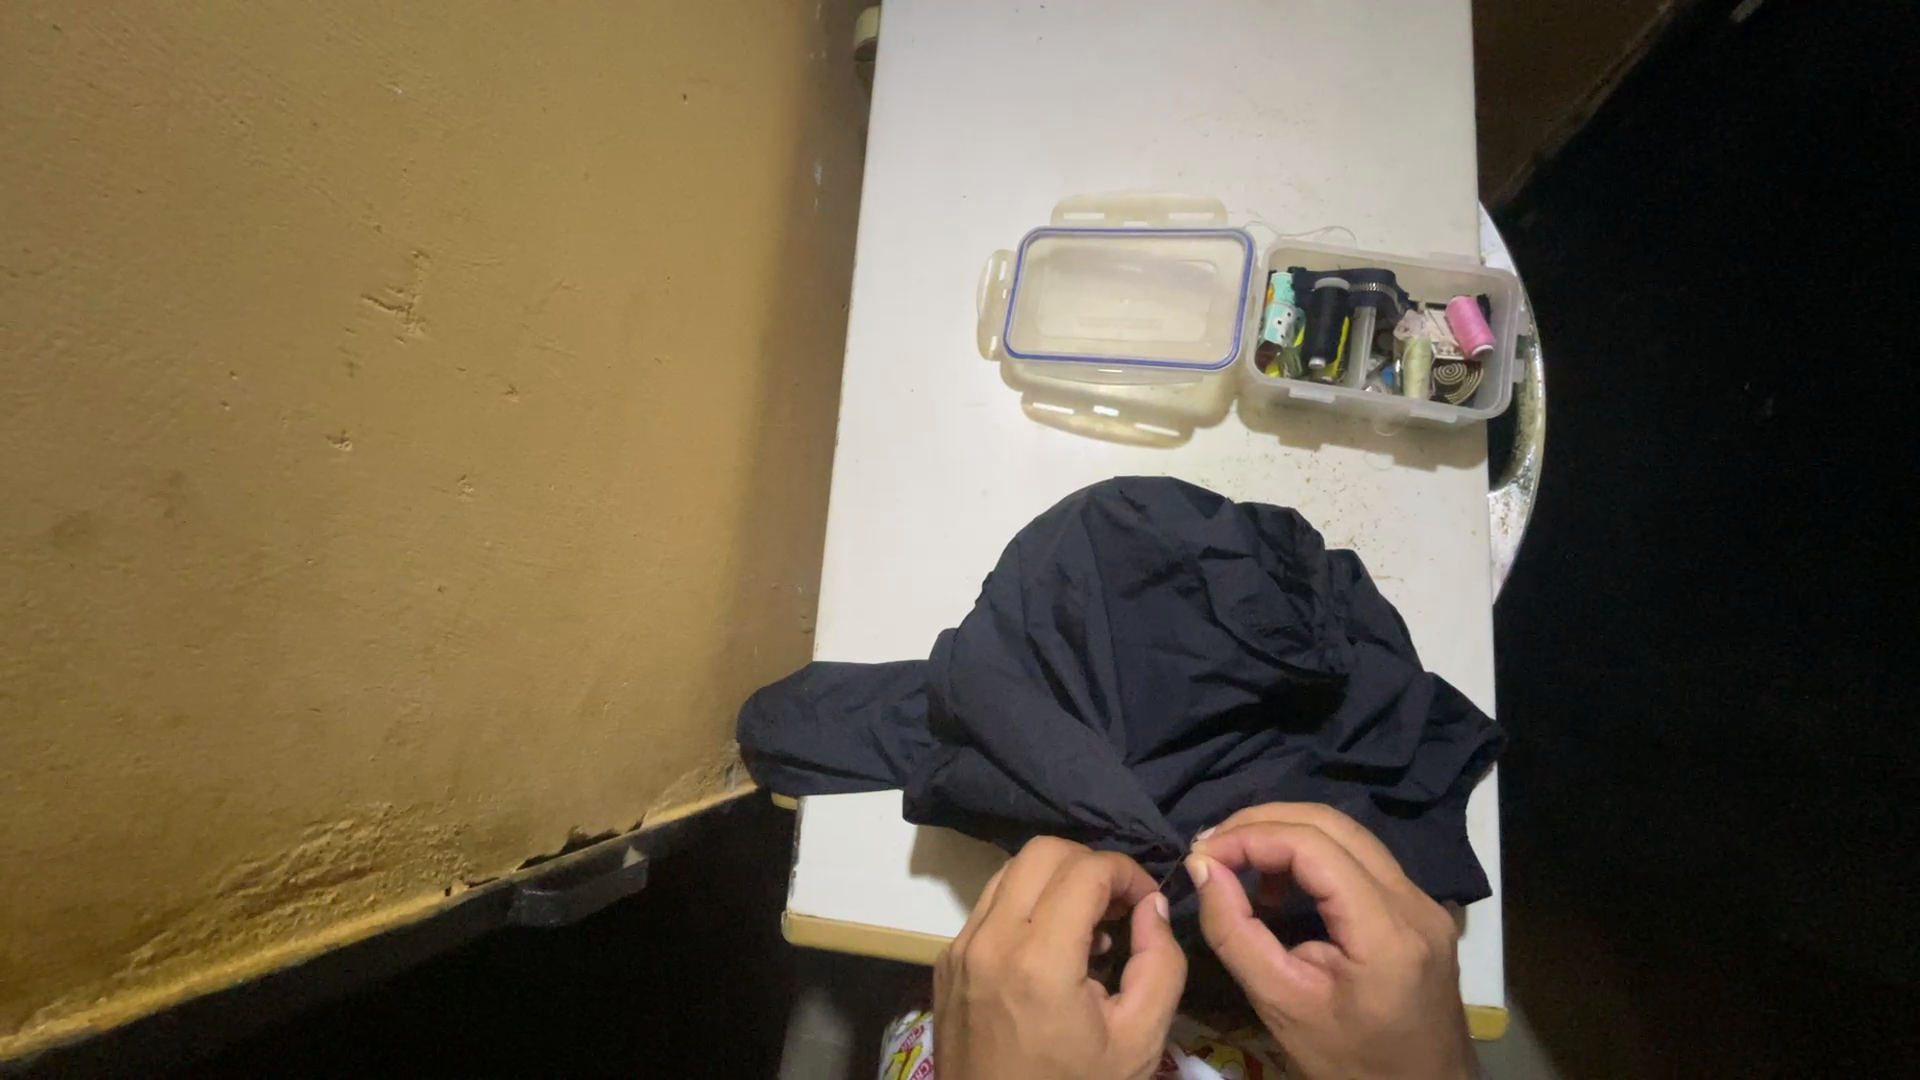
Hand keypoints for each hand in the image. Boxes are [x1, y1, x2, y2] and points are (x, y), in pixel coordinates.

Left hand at [934, 836, 1186, 1079]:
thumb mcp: (1139, 1042)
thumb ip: (1159, 964)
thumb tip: (1150, 904)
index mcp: (1038, 961)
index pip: (1086, 870)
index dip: (1126, 872)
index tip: (1146, 900)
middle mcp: (990, 939)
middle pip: (1042, 851)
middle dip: (1089, 864)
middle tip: (1116, 904)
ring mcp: (960, 946)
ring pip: (1011, 869)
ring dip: (1054, 879)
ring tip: (1085, 925)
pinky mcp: (946, 959)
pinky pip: (989, 904)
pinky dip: (1025, 904)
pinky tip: (1048, 947)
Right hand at [1187, 804, 1474, 1079]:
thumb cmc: (1350, 1065)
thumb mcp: (1280, 1005)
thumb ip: (1234, 931)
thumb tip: (1201, 866)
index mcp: (1387, 932)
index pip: (1311, 845)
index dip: (1249, 836)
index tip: (1202, 855)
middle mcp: (1413, 902)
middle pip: (1328, 822)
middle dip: (1261, 823)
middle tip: (1212, 847)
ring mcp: (1421, 900)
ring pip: (1343, 830)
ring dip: (1282, 832)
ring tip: (1236, 859)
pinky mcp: (1415, 906)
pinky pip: (1354, 853)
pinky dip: (1306, 851)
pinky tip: (1277, 883)